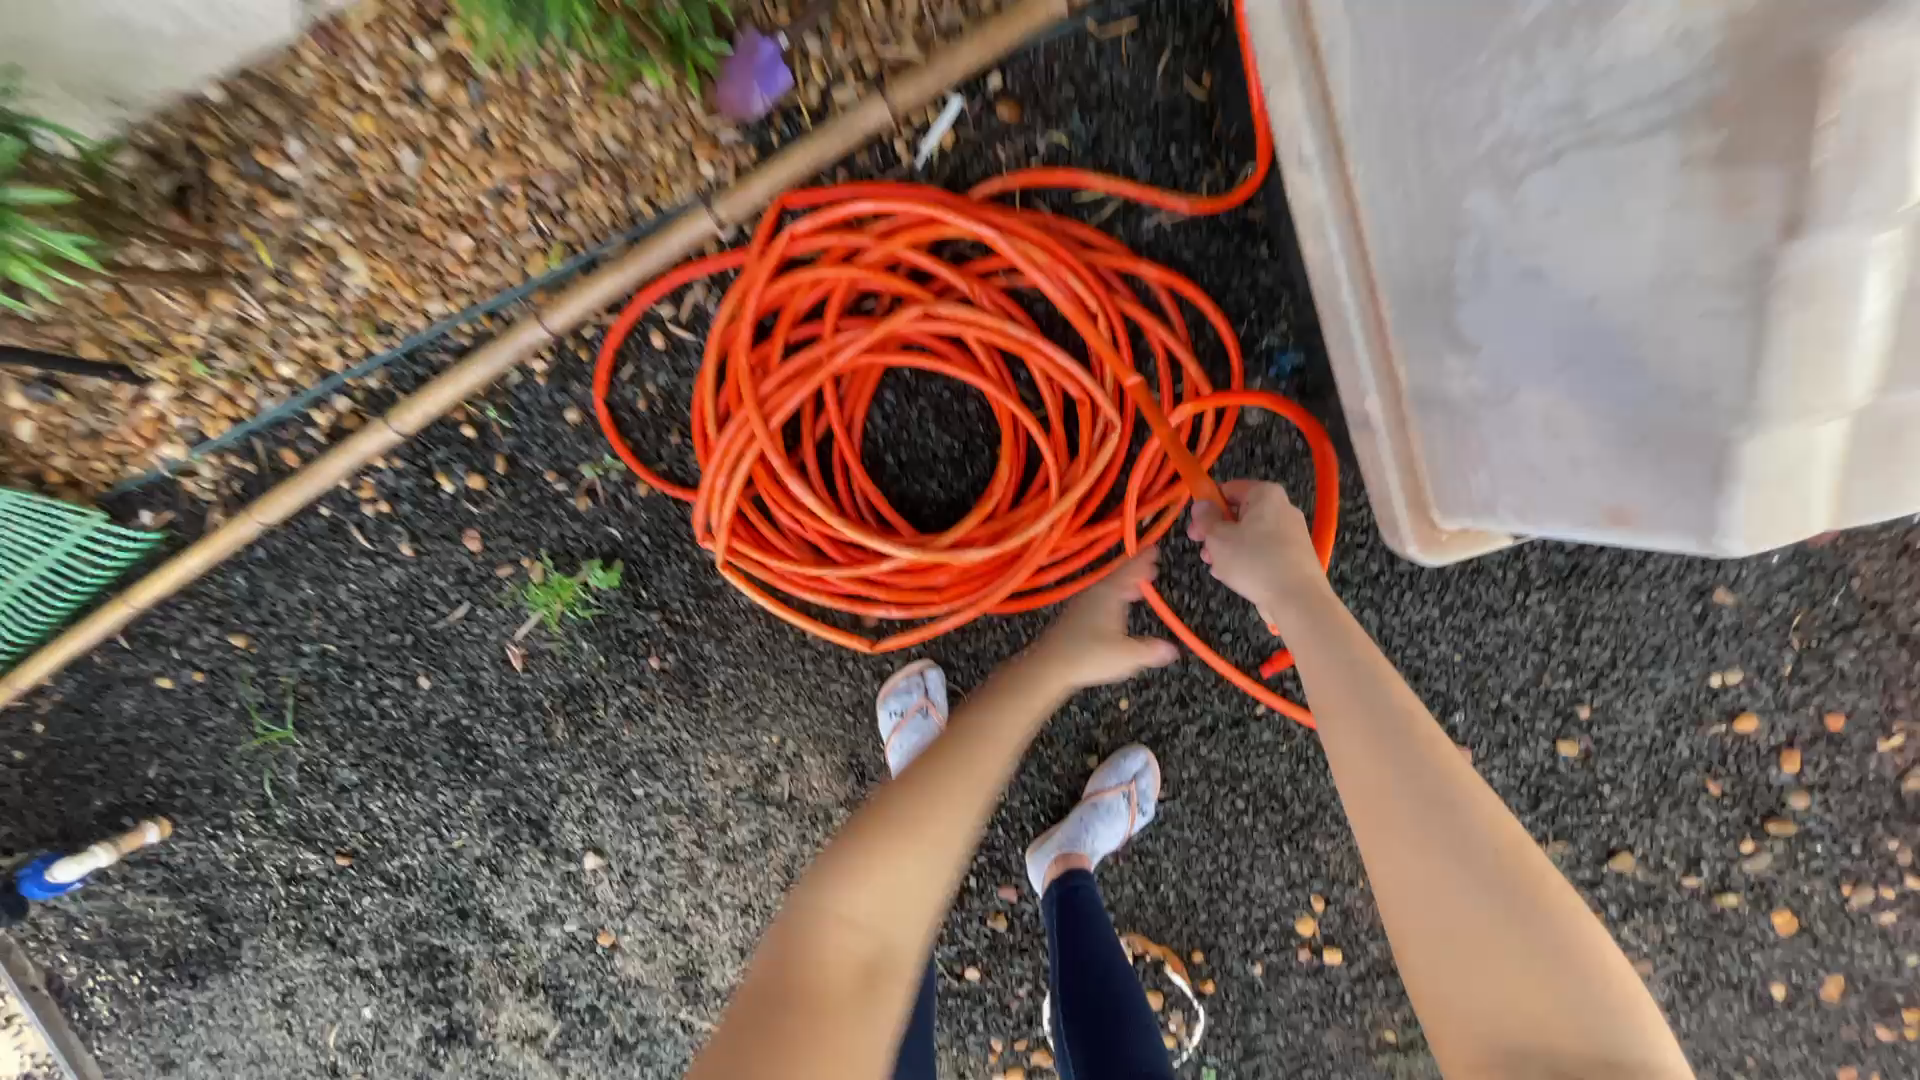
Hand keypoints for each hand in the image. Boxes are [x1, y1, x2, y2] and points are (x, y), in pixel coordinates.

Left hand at [1023, 549, 1179, 690]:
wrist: (1049, 665)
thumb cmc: (1089, 656)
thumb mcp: (1127, 655)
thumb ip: (1150, 650)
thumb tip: (1171, 649)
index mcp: (1108, 594)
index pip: (1129, 571)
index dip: (1142, 560)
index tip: (1153, 549)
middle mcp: (1093, 594)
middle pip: (1117, 578)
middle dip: (1134, 573)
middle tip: (1149, 569)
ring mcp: (1079, 605)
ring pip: (1105, 589)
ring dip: (1121, 587)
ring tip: (1134, 590)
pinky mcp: (1070, 618)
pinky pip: (1096, 601)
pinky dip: (1109, 600)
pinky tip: (1111, 612)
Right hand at [1187, 480, 1327, 625]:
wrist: (1297, 598)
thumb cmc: (1254, 561)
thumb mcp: (1218, 537)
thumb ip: (1205, 518)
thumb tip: (1202, 504)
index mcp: (1265, 494)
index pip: (1228, 489)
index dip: (1207, 506)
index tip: (1196, 526)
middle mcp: (1282, 507)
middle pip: (1239, 513)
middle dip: (1216, 532)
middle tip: (1202, 549)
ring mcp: (1291, 532)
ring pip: (1249, 534)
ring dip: (1228, 549)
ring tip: (1217, 567)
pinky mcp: (1295, 555)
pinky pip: (1263, 550)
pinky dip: (1247, 559)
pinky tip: (1235, 576)